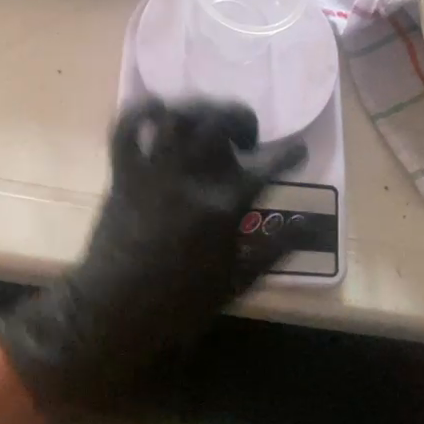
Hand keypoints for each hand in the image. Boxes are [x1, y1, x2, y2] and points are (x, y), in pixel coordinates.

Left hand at [0, 98, 305, 410]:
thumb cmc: (179, 305)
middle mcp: (189, 179)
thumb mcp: (238, 282)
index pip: (266, 166)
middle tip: (247, 137)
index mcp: (222, 208)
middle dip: (242, 119)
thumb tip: (308, 226)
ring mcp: (153, 173)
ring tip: (209, 123)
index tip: (298, 150)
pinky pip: (126, 129)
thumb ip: (276, 250)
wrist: (114, 314)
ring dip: (200, 110)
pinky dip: (142, 112)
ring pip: (178, 116)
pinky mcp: (122, 174)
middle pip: (220, 122)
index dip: (287, 154)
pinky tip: (160, 112)